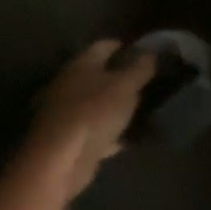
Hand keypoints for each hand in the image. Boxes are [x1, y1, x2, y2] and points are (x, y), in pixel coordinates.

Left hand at [22, 41, 155, 197]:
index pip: (103, 46)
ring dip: (115, 106)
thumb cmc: (94, 113)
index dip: (124, 46)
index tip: (145, 50)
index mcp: (80, 66)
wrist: (58, 163)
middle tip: (146, 80)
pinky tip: (127, 138)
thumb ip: (141, 67)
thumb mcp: (126, 85)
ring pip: (95, 104)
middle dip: (120, 77)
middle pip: (97, 75)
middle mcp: (68, 86)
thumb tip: (152, 53)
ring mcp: (64, 115)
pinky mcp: (67, 141)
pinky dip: (109, 132)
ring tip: (140, 108)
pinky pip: (93, 130)